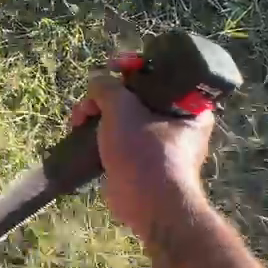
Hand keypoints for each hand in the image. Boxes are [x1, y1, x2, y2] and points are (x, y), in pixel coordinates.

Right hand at [69, 55, 215, 238]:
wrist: (148, 202)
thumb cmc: (144, 151)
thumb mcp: (123, 109)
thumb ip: (107, 87)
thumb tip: (97, 81)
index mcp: (189, 107)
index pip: (160, 73)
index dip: (134, 65)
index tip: (113, 66)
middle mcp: (176, 121)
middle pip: (134, 93)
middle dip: (104, 94)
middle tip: (88, 104)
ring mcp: (156, 139)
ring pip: (121, 112)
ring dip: (95, 111)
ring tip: (78, 121)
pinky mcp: (138, 155)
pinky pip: (115, 132)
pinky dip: (98, 129)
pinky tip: (81, 131)